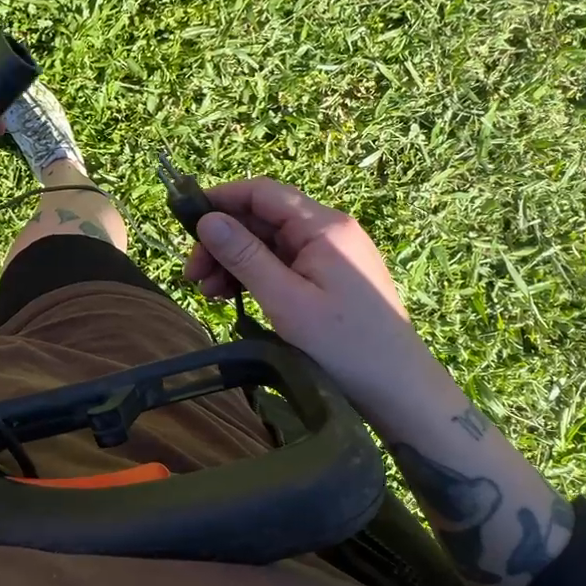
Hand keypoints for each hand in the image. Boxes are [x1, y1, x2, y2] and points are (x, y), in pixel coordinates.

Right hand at [181, 177, 450, 413]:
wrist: (401, 392)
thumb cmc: (343, 345)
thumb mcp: (284, 300)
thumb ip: (244, 256)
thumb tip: (205, 220)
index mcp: (324, 227)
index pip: (262, 192)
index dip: (220, 200)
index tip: (185, 222)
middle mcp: (330, 231)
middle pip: (261, 219)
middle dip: (222, 241)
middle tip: (193, 275)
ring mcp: (333, 254)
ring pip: (268, 242)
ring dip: (233, 262)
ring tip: (209, 294)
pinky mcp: (332, 277)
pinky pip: (283, 263)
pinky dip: (254, 275)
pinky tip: (234, 297)